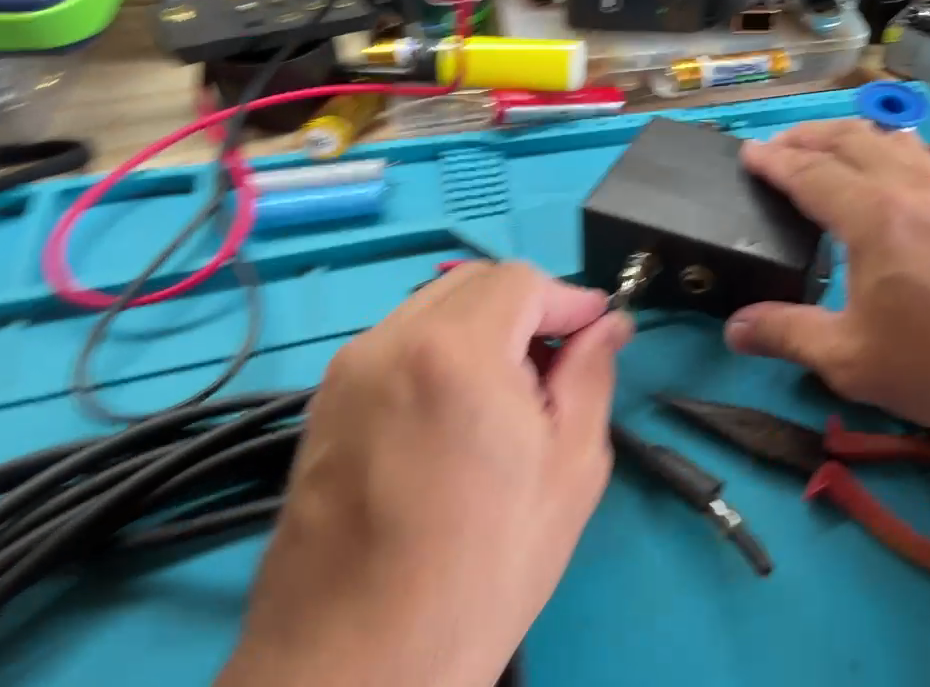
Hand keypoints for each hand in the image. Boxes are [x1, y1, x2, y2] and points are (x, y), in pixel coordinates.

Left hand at [218, 262, 631, 686]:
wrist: (358, 669)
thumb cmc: (486, 566)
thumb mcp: (571, 465)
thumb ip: (592, 373)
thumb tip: (607, 326)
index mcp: (454, 351)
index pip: (523, 281)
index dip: (571, 300)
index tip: (600, 334)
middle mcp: (387, 345)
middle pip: (475, 285)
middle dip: (529, 309)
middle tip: (562, 368)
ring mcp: (344, 378)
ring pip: (433, 311)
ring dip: (486, 330)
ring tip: (514, 397)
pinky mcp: (321, 412)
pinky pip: (398, 349)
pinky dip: (443, 354)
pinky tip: (462, 419)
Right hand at [730, 120, 929, 442]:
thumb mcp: (852, 360)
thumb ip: (788, 336)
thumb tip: (735, 328)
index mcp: (873, 216)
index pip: (810, 172)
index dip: (773, 161)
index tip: (747, 153)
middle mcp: (911, 188)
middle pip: (851, 139)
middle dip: (808, 136)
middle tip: (778, 148)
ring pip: (893, 142)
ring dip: (852, 136)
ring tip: (831, 152)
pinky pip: (923, 160)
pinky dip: (891, 152)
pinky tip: (895, 178)